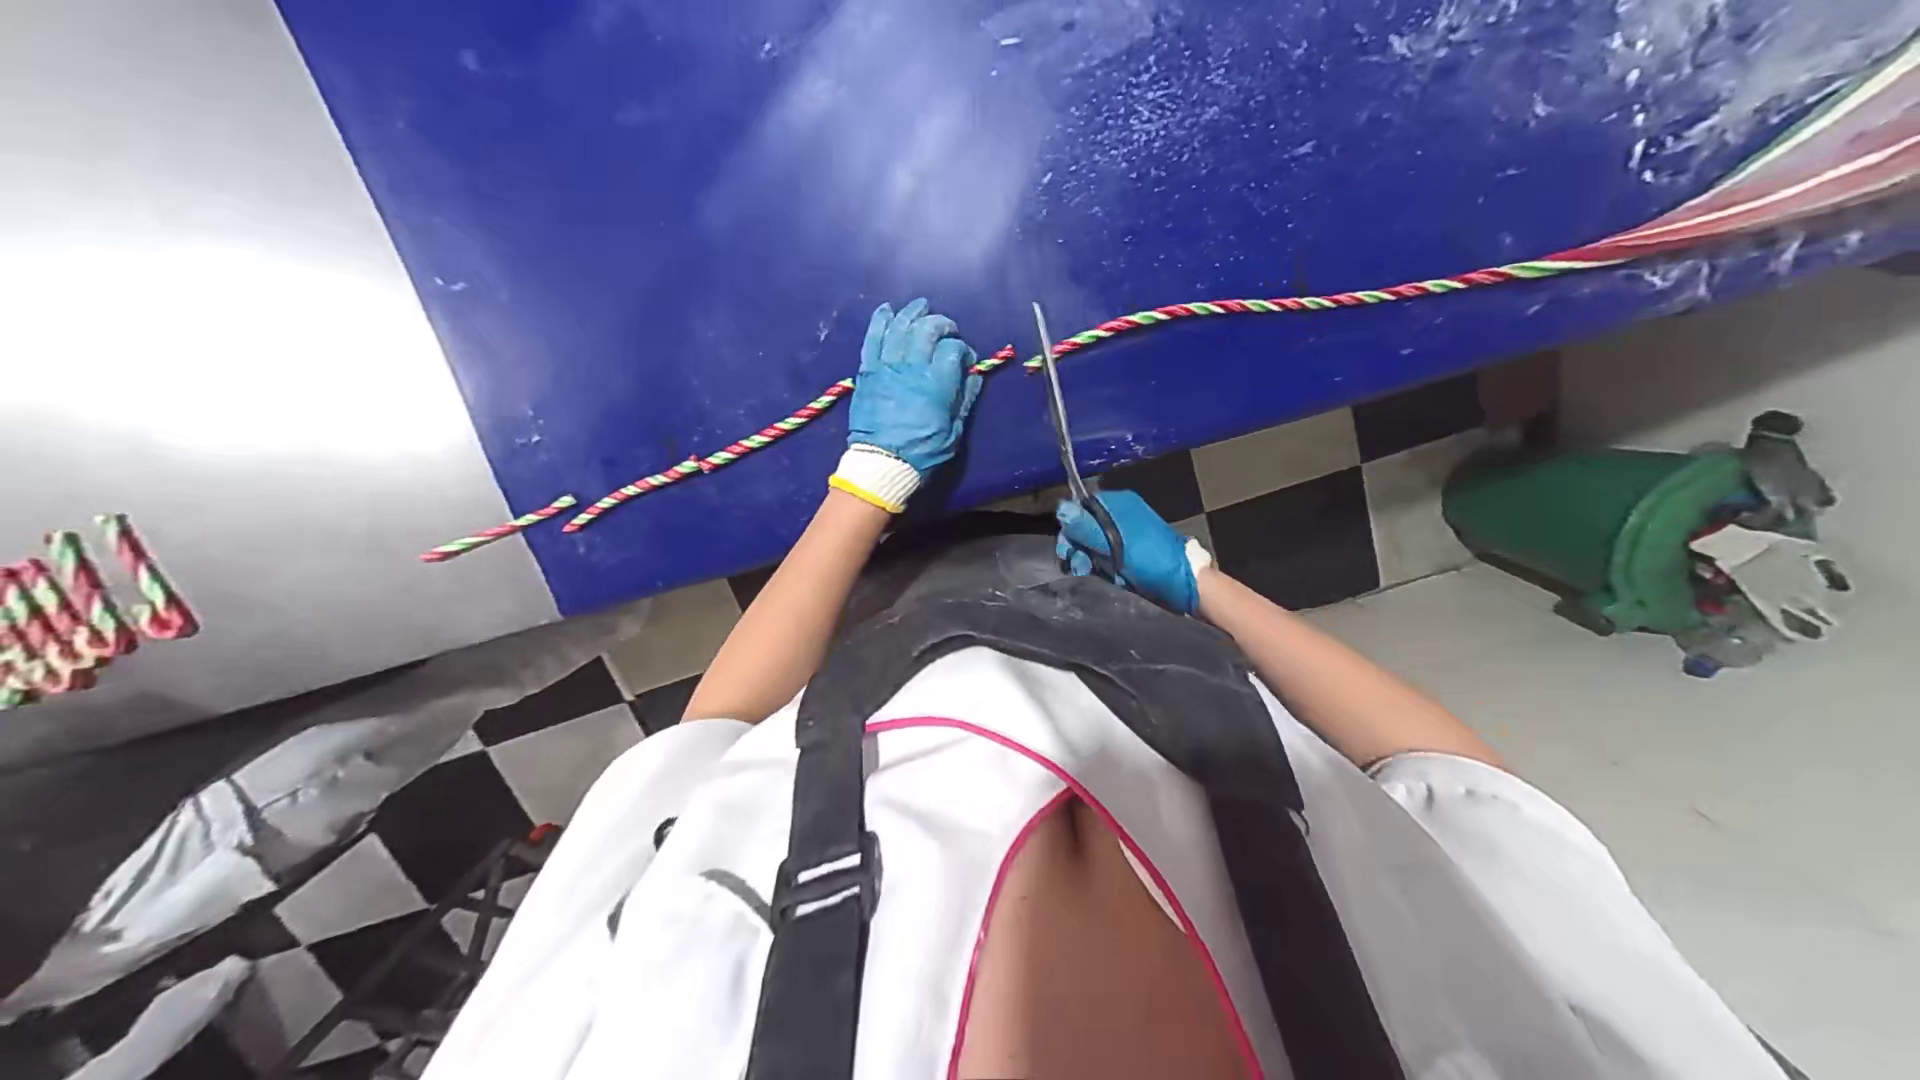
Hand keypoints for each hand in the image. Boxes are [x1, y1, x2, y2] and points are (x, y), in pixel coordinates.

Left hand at [847, 298, 982, 473]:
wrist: (881, 465)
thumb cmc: (922, 452)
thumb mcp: (954, 431)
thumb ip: (965, 398)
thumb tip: (973, 373)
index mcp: (937, 384)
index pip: (952, 349)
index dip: (962, 348)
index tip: (964, 358)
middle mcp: (912, 368)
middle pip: (926, 329)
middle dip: (940, 323)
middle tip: (946, 327)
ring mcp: (887, 367)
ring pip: (899, 327)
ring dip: (911, 313)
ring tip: (920, 306)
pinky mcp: (868, 372)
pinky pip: (873, 338)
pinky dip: (880, 321)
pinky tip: (887, 310)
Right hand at [1055, 490, 1205, 614]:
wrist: (1183, 586)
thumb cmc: (1151, 560)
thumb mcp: (1114, 543)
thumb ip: (1085, 527)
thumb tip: (1060, 509)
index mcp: (1119, 505)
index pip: (1082, 506)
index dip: (1070, 525)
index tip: (1066, 547)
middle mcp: (1119, 516)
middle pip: (1083, 526)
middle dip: (1076, 546)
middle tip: (1078, 565)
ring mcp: (1123, 536)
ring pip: (1090, 543)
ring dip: (1084, 559)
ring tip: (1087, 572)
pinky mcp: (1126, 554)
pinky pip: (1101, 556)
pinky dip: (1097, 566)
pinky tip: (1098, 575)